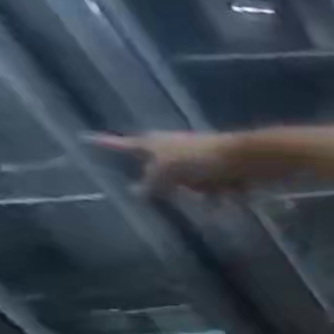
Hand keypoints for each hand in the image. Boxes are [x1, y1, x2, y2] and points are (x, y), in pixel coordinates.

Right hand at [87, 131, 244, 194]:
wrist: (248, 158)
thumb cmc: (201, 159)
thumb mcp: (167, 171)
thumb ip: (152, 183)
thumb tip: (137, 193)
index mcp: (153, 143)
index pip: (121, 144)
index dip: (105, 143)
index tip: (84, 138)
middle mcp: (175, 149)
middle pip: (166, 174)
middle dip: (177, 186)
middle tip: (189, 184)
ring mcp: (200, 160)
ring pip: (195, 186)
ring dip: (206, 193)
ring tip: (218, 190)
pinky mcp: (225, 171)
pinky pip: (220, 190)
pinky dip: (226, 195)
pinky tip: (235, 194)